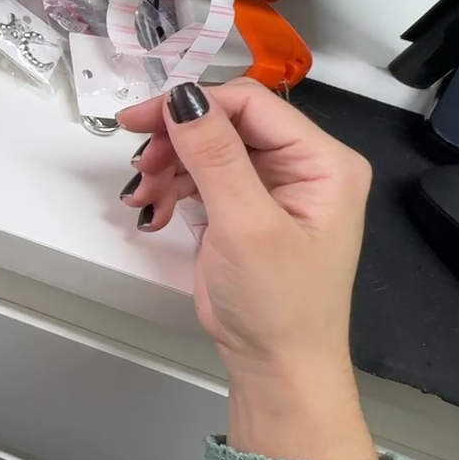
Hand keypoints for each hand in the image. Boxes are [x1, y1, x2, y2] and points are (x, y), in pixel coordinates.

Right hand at [117, 80, 378, 459]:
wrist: (273, 361)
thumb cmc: (276, 300)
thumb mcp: (245, 224)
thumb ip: (215, 157)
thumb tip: (182, 98)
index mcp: (320, 161)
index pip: (249, 104)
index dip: (192, 105)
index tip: (137, 120)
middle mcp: (297, 165)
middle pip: (221, 123)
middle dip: (173, 139)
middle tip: (138, 164)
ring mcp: (266, 185)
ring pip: (201, 148)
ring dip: (165, 166)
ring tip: (143, 196)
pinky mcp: (238, 205)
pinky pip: (195, 176)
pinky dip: (168, 187)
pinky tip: (153, 210)